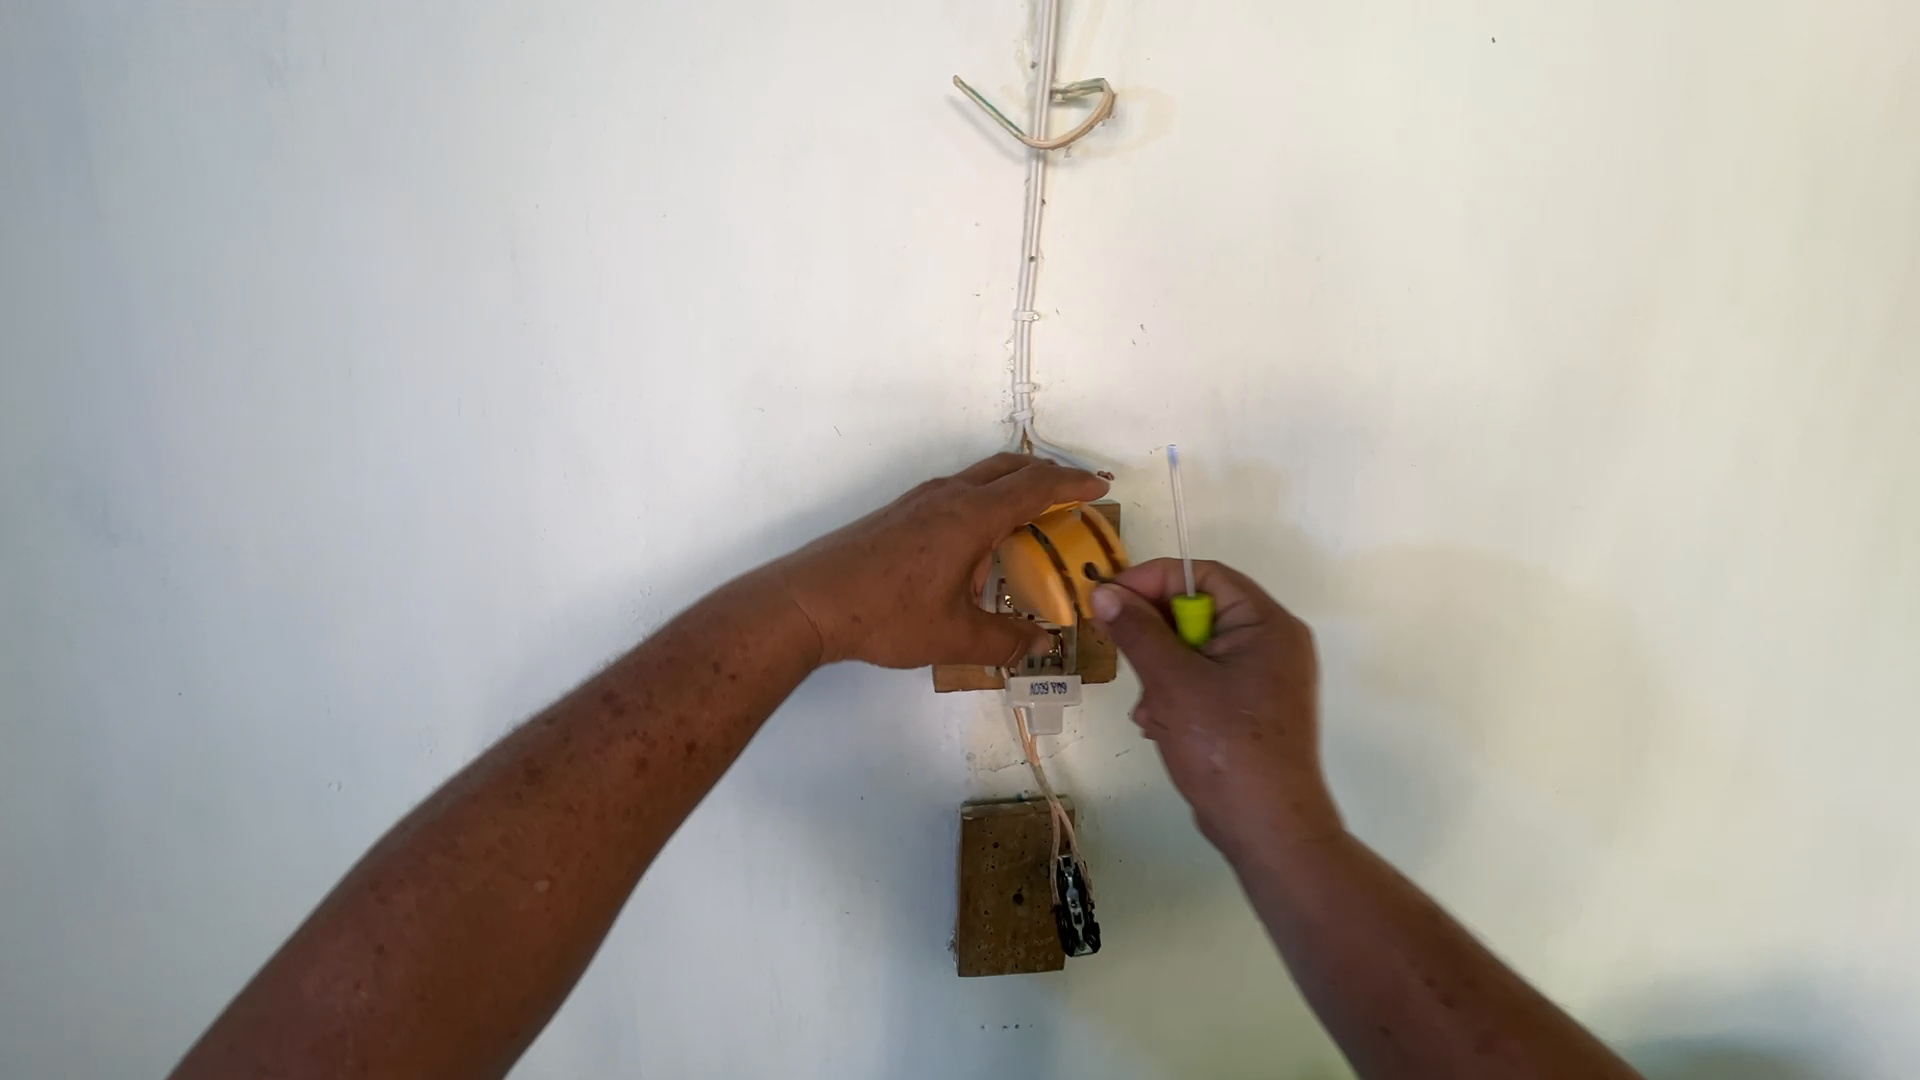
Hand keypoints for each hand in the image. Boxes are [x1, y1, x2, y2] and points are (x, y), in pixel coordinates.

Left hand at [771, 454, 1108, 668]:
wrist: (809, 601)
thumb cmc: (886, 615)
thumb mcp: (954, 637)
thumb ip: (1005, 640)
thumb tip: (1040, 644)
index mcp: (971, 516)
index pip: (1035, 487)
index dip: (1073, 485)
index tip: (1099, 487)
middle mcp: (948, 496)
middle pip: (1009, 467)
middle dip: (1048, 475)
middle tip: (1073, 494)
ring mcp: (919, 500)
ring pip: (980, 477)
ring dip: (1013, 485)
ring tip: (1032, 516)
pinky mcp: (899, 512)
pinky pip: (957, 493)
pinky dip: (985, 500)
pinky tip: (979, 541)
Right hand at [1091, 559, 1342, 861]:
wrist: (1267, 830)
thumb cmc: (1225, 746)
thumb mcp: (1173, 681)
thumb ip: (1137, 631)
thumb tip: (1104, 591)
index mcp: (1265, 624)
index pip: (1203, 576)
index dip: (1152, 580)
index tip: (1108, 598)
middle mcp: (1268, 643)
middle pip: (1195, 613)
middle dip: (1153, 639)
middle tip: (1123, 655)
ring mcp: (1259, 679)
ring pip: (1190, 650)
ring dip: (1158, 674)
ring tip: (1150, 708)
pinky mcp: (1247, 709)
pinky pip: (1200, 681)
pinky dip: (1173, 696)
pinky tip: (1158, 725)